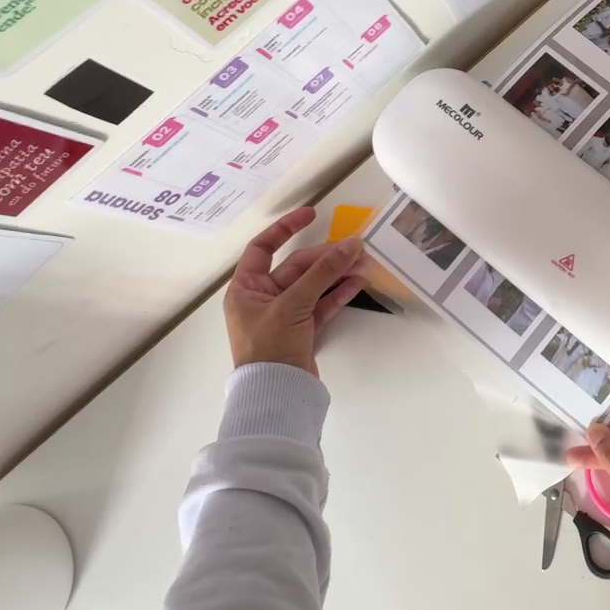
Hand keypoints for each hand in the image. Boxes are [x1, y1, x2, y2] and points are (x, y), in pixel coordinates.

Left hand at [224, 208, 366, 375]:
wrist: (276, 395)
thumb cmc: (270, 346)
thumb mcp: (293, 305)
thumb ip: (323, 273)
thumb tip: (351, 244)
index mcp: (246, 288)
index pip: (263, 248)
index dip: (285, 228)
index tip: (311, 214)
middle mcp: (263, 298)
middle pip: (297, 267)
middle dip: (325, 257)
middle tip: (354, 247)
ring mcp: (284, 315)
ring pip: (313, 286)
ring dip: (336, 273)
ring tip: (363, 263)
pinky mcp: (302, 331)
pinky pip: (321, 305)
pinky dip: (338, 294)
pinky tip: (357, 283)